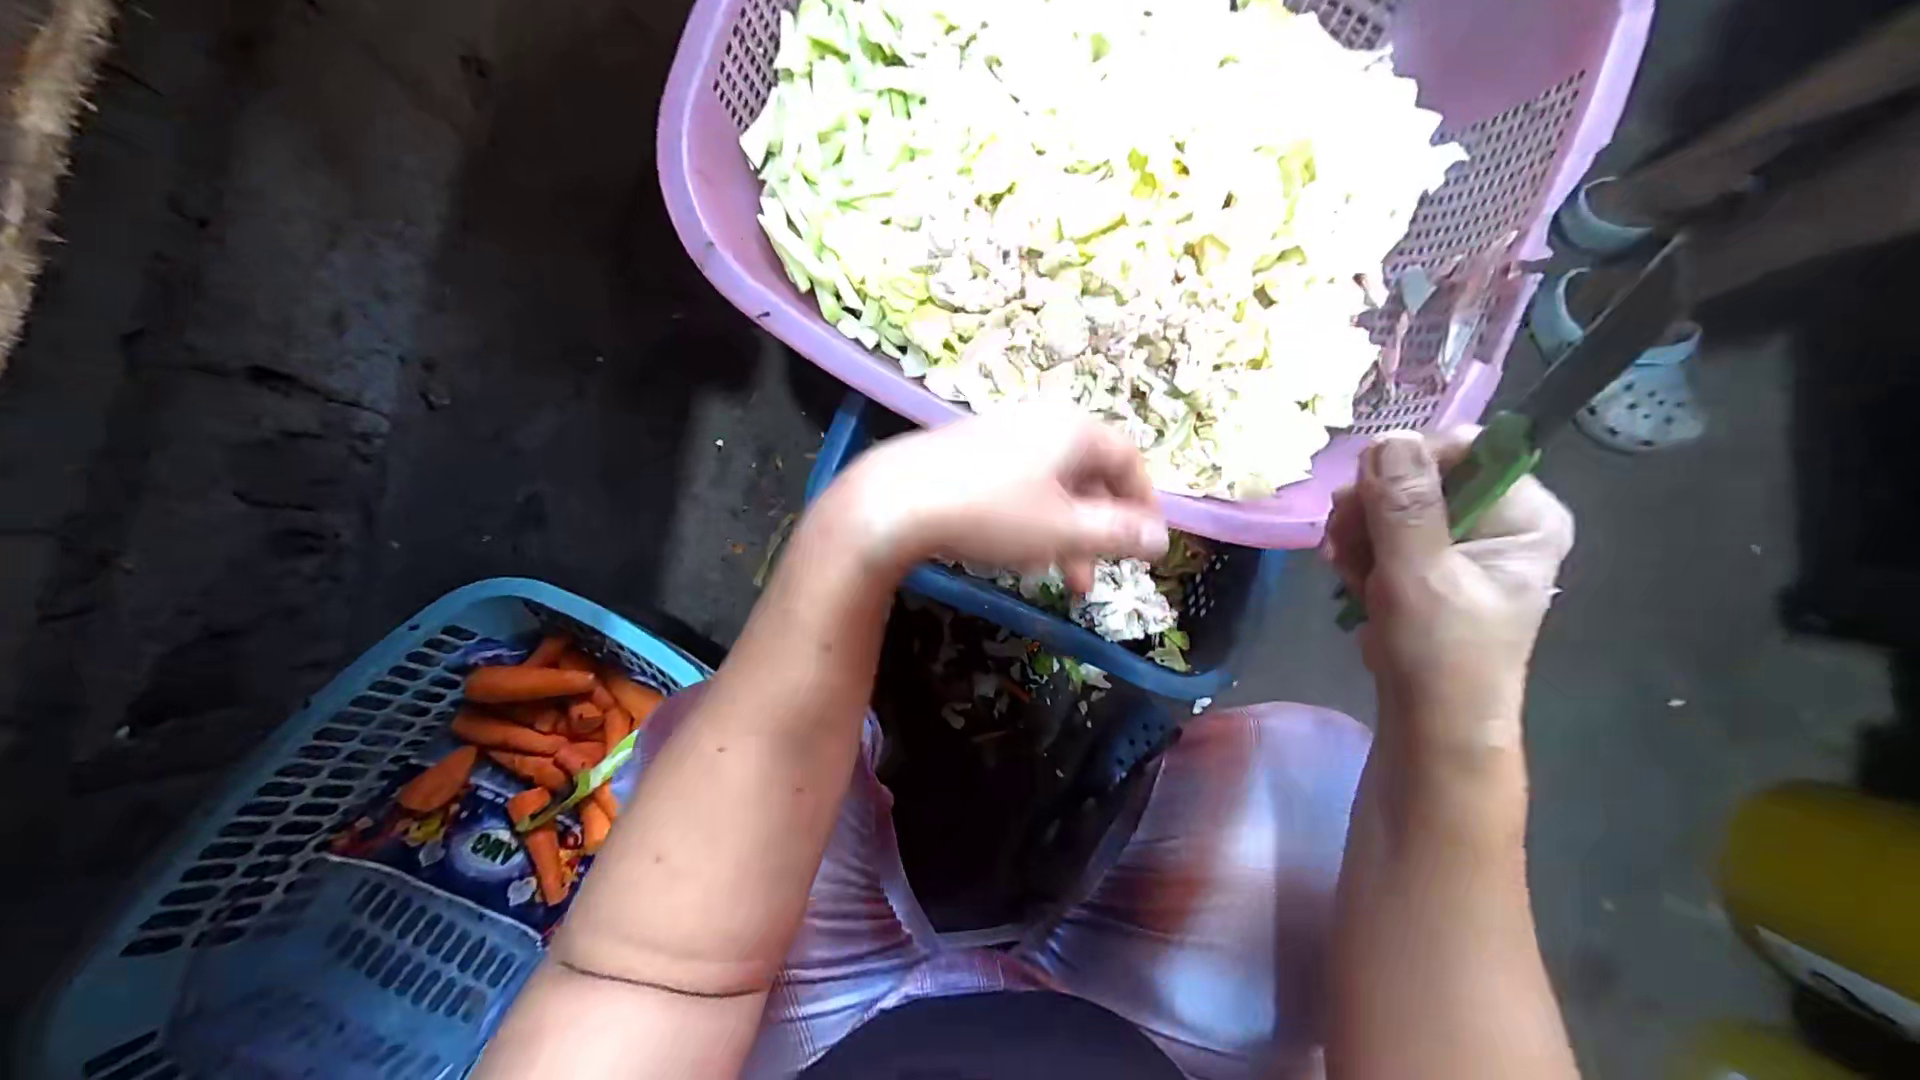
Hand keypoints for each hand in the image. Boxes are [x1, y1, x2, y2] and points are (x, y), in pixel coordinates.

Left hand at [827, 404, 1169, 591]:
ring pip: (1052, 488)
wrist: (895, 501)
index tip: (1146, 546)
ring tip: (1059, 579)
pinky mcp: (970, 453)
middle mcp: (1041, 422)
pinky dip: (1031, 521)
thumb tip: (1161, 538)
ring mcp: (1002, 434)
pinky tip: (1017, 557)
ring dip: (1064, 534)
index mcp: (1073, 430)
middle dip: (1098, 532)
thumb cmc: (992, 513)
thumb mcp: (1064, 530)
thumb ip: (1117, 534)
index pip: (1128, 461)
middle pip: (1088, 477)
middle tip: (1097, 577)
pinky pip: (1018, 486)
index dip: (1143, 505)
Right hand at [1325, 429, 1573, 753]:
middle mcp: (1495, 518)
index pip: (1466, 449)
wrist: (1427, 715)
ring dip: (1355, 532)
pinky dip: (1356, 551)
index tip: (1364, 498)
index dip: (1407, 464)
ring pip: (1387, 502)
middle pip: (1416, 474)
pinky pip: (1378, 531)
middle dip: (1370, 507)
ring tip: (1349, 569)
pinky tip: (1352, 578)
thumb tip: (1389, 437)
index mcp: (1524, 515)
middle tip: (1347, 542)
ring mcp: (1456, 540)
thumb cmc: (1440, 651)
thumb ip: (1404, 506)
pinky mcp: (1423, 560)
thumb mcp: (1420, 575)